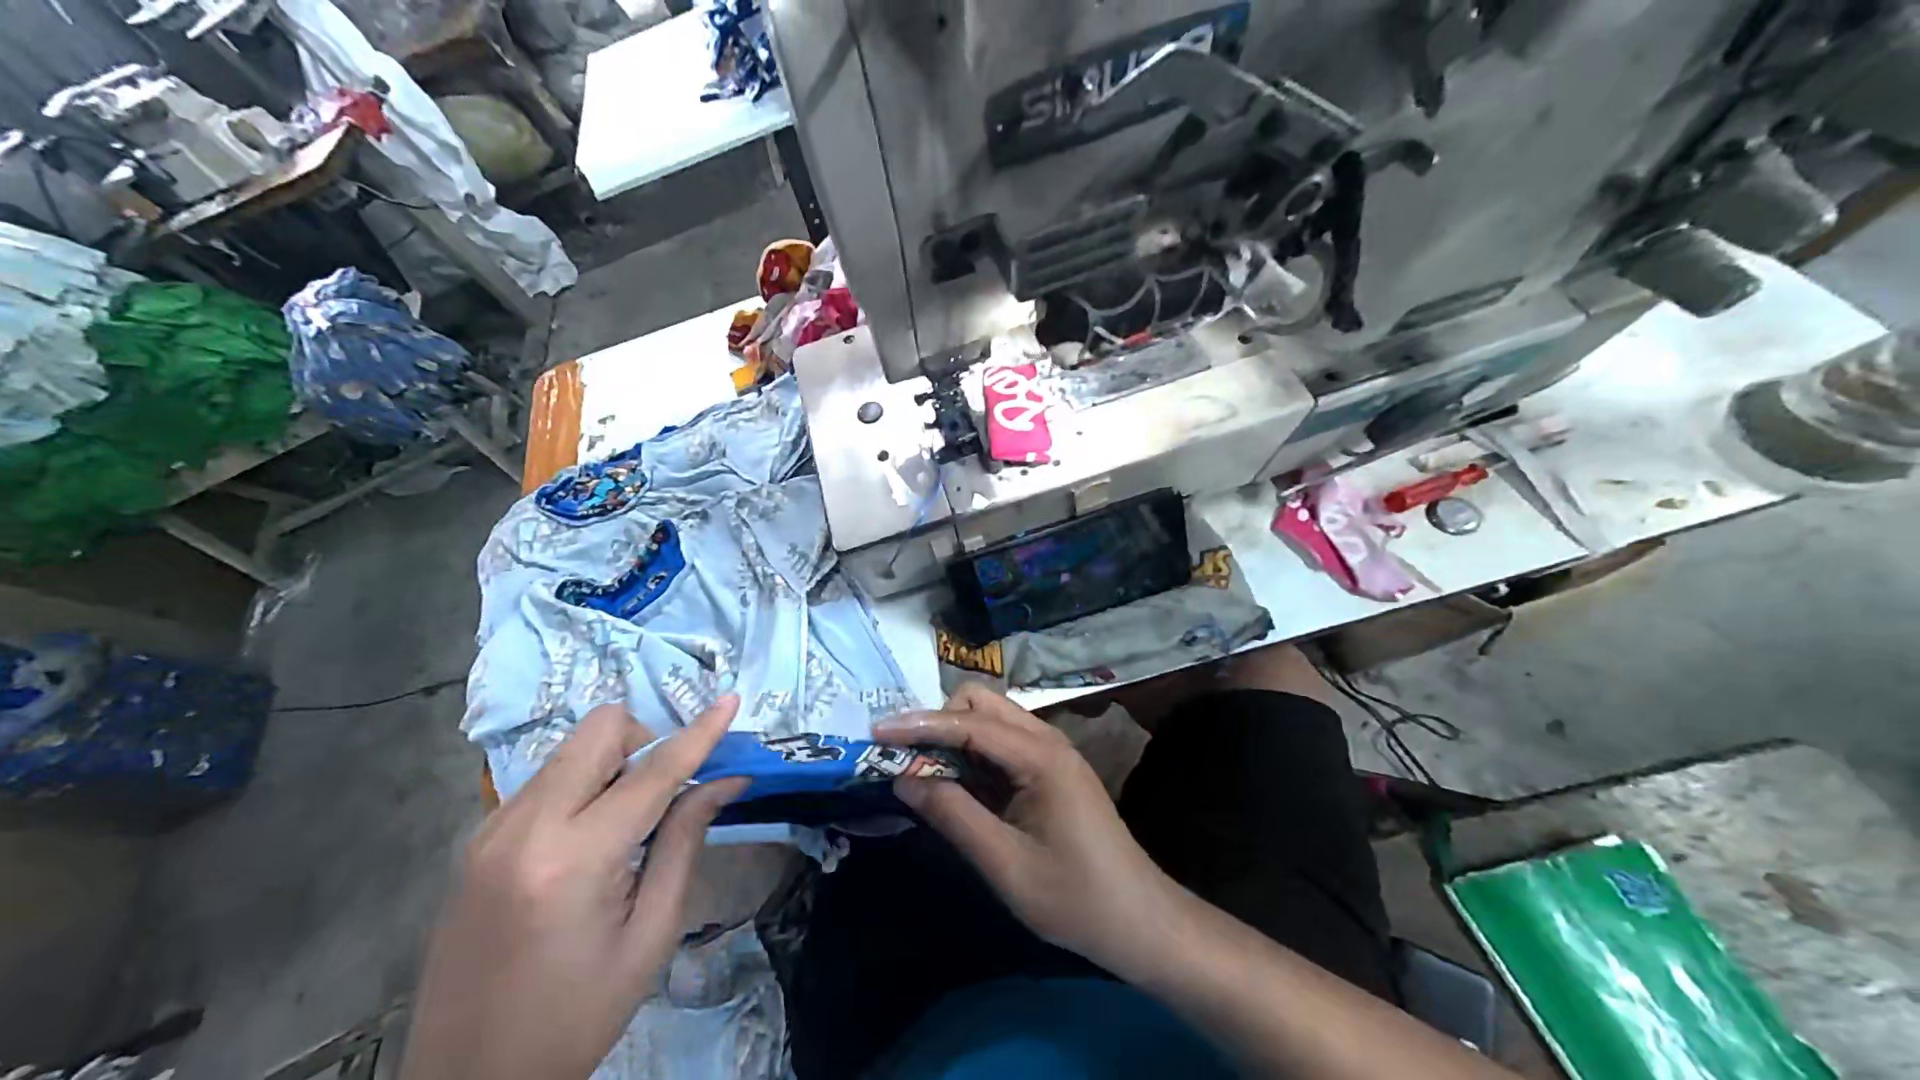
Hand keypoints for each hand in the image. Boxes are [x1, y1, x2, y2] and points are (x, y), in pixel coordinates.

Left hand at [401, 698, 748, 1079]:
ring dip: (613, 763)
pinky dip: (582, 785)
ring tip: (628, 823)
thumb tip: (724, 781)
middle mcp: (522, 827)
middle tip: (666, 792)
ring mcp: (489, 830)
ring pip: (570, 749)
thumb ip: (684, 843)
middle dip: (645, 741)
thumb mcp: (649, 936)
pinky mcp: (475, 841)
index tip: (732, 700)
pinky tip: (588, 839)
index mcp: (572, 859)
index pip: (652, 772)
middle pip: (598, 730)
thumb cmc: (576, 1017)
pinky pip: (545, 779)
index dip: (699, 733)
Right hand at [874, 684, 1179, 971]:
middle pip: (980, 704)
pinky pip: (1001, 744)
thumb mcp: (1005, 864)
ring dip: (953, 736)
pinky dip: (971, 753)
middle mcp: (1046, 740)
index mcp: (1040, 757)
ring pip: (990, 720)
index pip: (967, 723)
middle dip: (937, 722)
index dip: (919, 725)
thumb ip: (952, 815)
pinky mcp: (1050, 770)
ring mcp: (1051, 753)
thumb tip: (903, 777)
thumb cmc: (1075, 898)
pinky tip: (954, 783)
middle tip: (903, 759)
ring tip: (920, 770)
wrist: (1139, 920)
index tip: (875, 733)